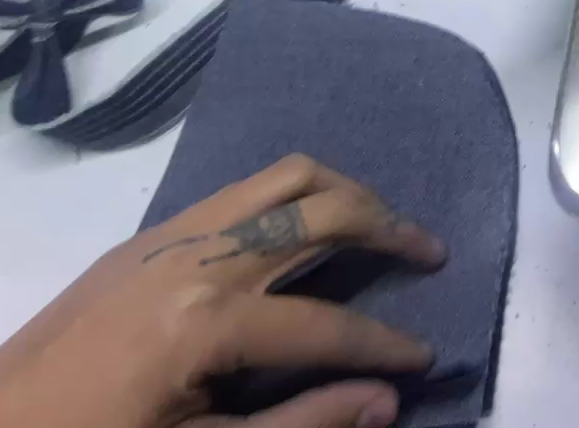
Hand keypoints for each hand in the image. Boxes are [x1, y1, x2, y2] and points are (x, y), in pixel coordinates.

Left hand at [0, 155, 446, 427]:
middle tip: (427, 251)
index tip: (423, 358)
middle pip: (322, 211)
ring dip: (345, 192)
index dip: (382, 346)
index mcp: (203, 321)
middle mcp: (198, 255)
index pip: (325, 324)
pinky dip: (295, 195)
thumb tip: (386, 402)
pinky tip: (304, 231)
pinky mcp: (150, 234)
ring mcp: (171, 234)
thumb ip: (298, 424)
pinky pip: (246, 189)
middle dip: (387, 227)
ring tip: (378, 223)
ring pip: (288, 176)